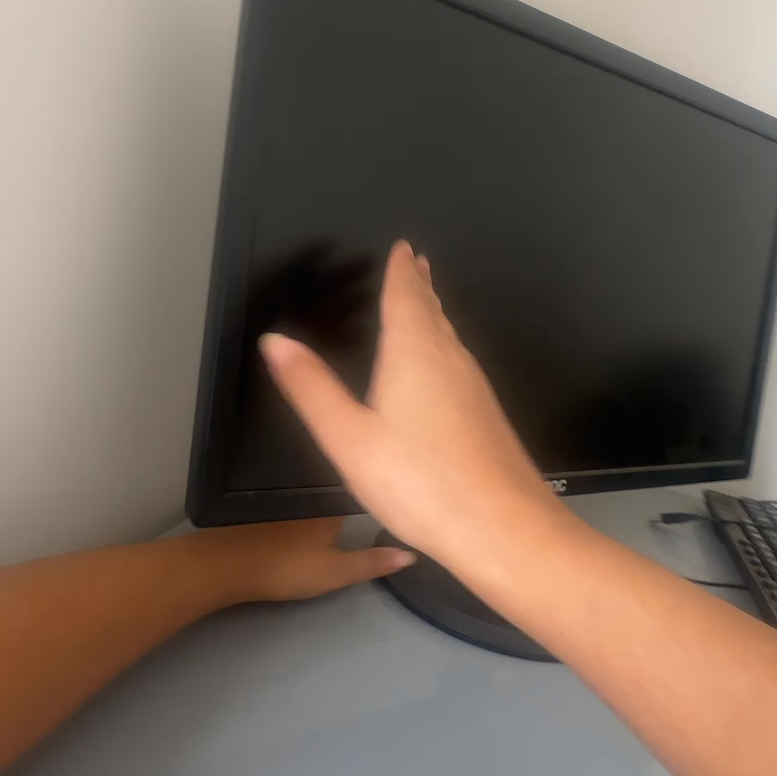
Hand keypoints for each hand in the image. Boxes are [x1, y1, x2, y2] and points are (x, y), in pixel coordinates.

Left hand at [182, 516, 415, 603]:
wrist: (228, 564)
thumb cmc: (287, 568)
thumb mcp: (336, 572)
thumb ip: (373, 562)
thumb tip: (412, 553)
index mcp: (332, 506)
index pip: (357, 495)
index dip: (370, 498)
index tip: (384, 498)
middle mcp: (309, 495)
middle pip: (333, 493)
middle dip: (345, 498)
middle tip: (360, 505)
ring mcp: (283, 499)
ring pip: (310, 496)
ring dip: (320, 501)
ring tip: (332, 515)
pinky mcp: (260, 507)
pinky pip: (289, 500)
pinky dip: (296, 507)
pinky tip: (297, 518)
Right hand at [259, 240, 569, 560]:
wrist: (502, 528)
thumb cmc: (420, 483)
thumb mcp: (349, 437)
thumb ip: (311, 388)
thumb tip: (275, 342)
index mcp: (415, 355)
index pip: (406, 297)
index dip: (400, 270)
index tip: (403, 247)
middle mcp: (451, 361)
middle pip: (434, 311)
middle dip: (420, 286)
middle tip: (417, 263)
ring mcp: (475, 388)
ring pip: (451, 337)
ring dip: (435, 314)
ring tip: (426, 303)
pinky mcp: (488, 415)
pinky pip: (461, 364)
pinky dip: (447, 347)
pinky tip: (445, 368)